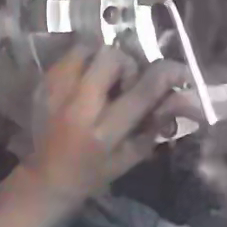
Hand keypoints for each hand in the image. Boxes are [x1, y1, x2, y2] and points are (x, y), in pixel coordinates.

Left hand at [12, 46, 184, 208]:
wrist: (45, 178)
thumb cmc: (92, 173)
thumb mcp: (129, 157)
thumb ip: (156, 124)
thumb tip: (184, 96)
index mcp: (104, 132)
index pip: (142, 91)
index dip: (167, 74)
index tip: (179, 71)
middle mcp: (78, 106)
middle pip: (111, 57)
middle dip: (127, 65)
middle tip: (127, 82)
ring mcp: (55, 91)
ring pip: (87, 48)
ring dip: (102, 58)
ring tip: (104, 78)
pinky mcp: (42, 84)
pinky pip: (68, 56)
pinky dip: (82, 62)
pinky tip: (84, 81)